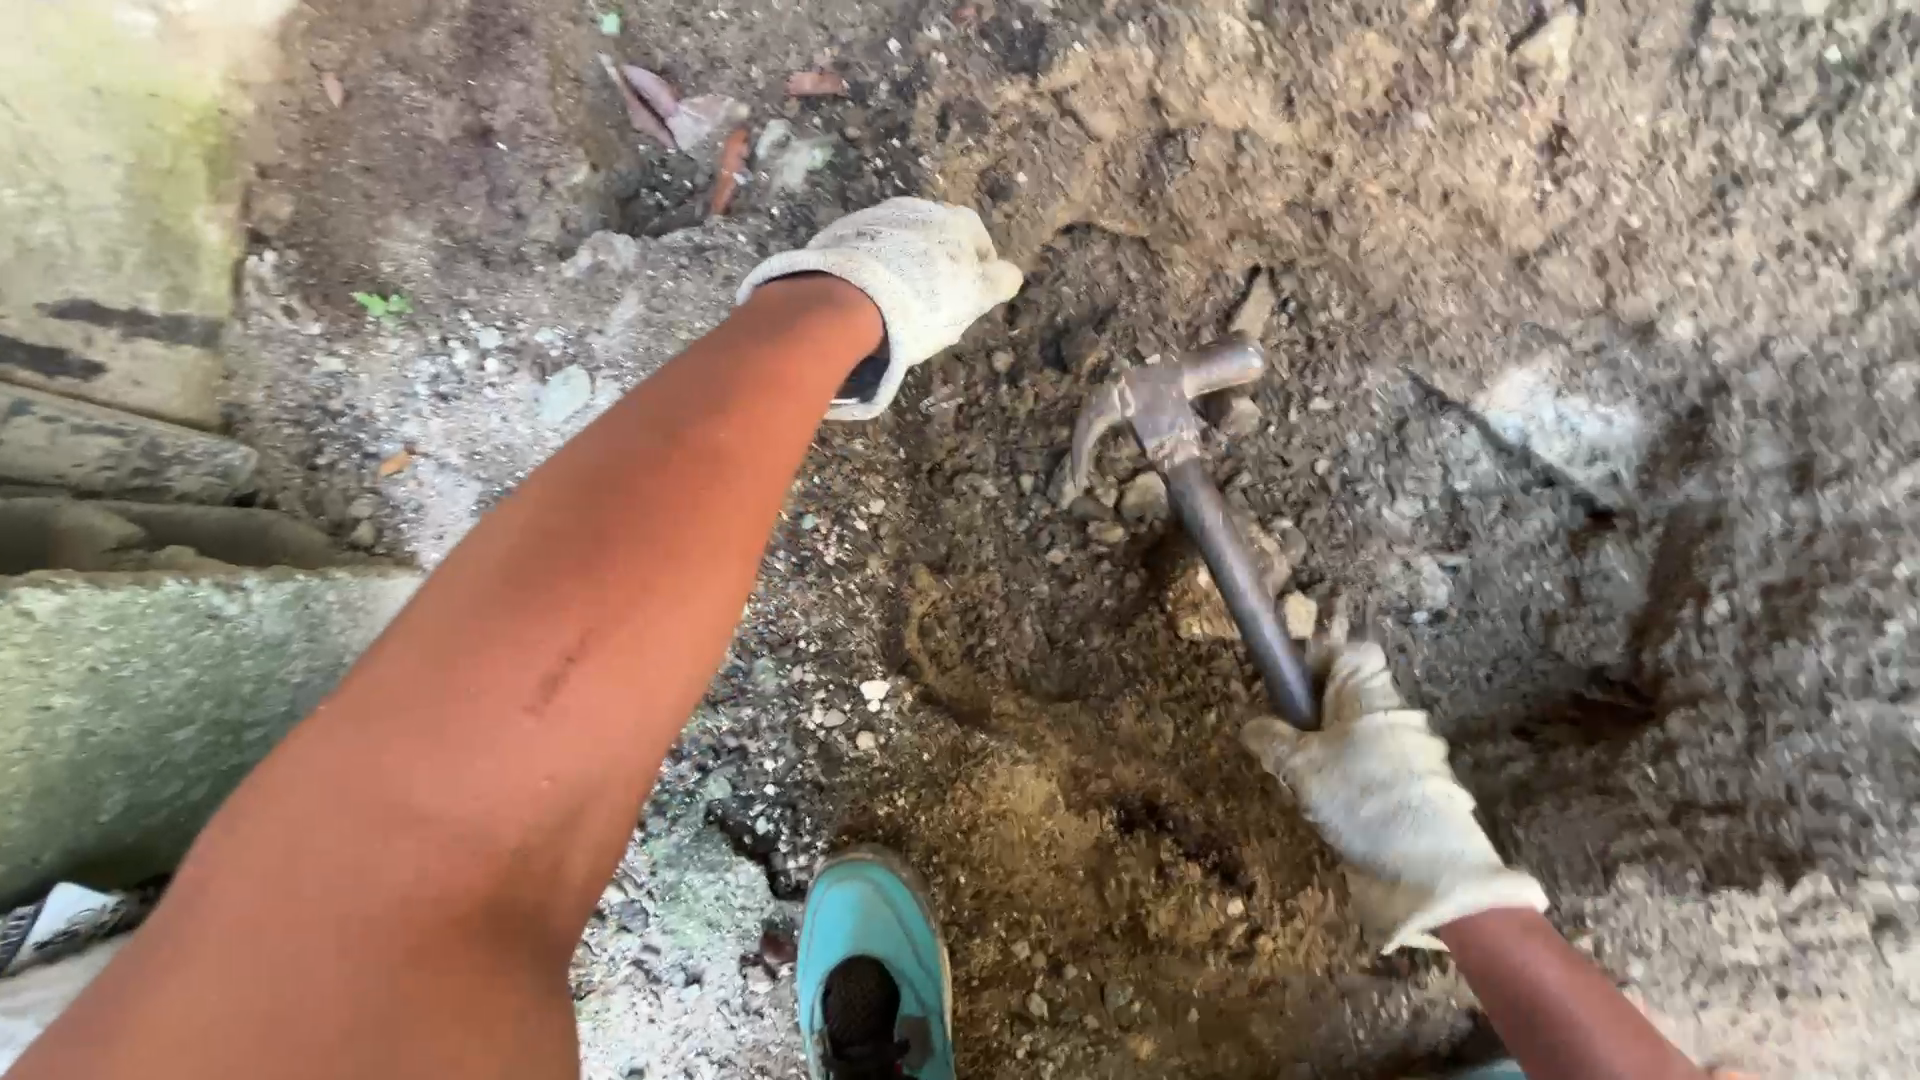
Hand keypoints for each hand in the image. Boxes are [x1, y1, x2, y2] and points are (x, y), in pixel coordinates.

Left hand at [736, 198, 1023, 419]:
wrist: (850, 300)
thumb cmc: (925, 301)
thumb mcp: (974, 298)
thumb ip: (998, 282)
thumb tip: (1012, 274)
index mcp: (955, 221)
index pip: (978, 238)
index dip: (979, 267)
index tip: (972, 293)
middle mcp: (916, 208)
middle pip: (937, 238)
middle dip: (939, 264)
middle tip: (936, 300)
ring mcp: (875, 217)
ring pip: (901, 243)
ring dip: (905, 266)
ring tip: (901, 302)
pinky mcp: (841, 235)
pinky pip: (868, 253)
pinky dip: (875, 270)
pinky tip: (870, 299)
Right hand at [1241, 643, 1547, 951]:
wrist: (1431, 875)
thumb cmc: (1362, 798)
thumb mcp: (1299, 764)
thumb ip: (1270, 739)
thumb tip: (1252, 725)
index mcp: (1370, 694)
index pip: (1350, 652)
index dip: (1317, 661)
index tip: (1288, 689)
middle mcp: (1394, 717)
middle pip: (1346, 698)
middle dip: (1311, 718)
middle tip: (1281, 746)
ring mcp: (1409, 757)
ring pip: (1355, 739)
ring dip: (1326, 756)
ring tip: (1298, 787)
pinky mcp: (1413, 795)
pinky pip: (1369, 773)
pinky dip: (1346, 786)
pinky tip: (1326, 813)